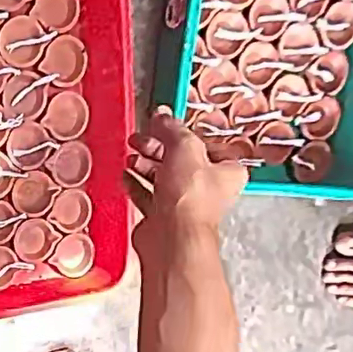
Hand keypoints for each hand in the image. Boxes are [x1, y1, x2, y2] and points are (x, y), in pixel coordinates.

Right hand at [127, 107, 248, 250]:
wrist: (172, 236)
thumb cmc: (189, 198)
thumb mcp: (184, 149)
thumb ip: (171, 130)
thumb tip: (162, 115)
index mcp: (227, 171)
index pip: (206, 144)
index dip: (183, 134)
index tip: (163, 126)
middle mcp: (208, 188)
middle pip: (181, 160)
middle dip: (158, 148)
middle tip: (140, 138)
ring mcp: (184, 203)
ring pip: (162, 177)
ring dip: (145, 165)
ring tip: (130, 155)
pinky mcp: (162, 216)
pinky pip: (147, 195)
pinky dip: (135, 183)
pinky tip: (125, 175)